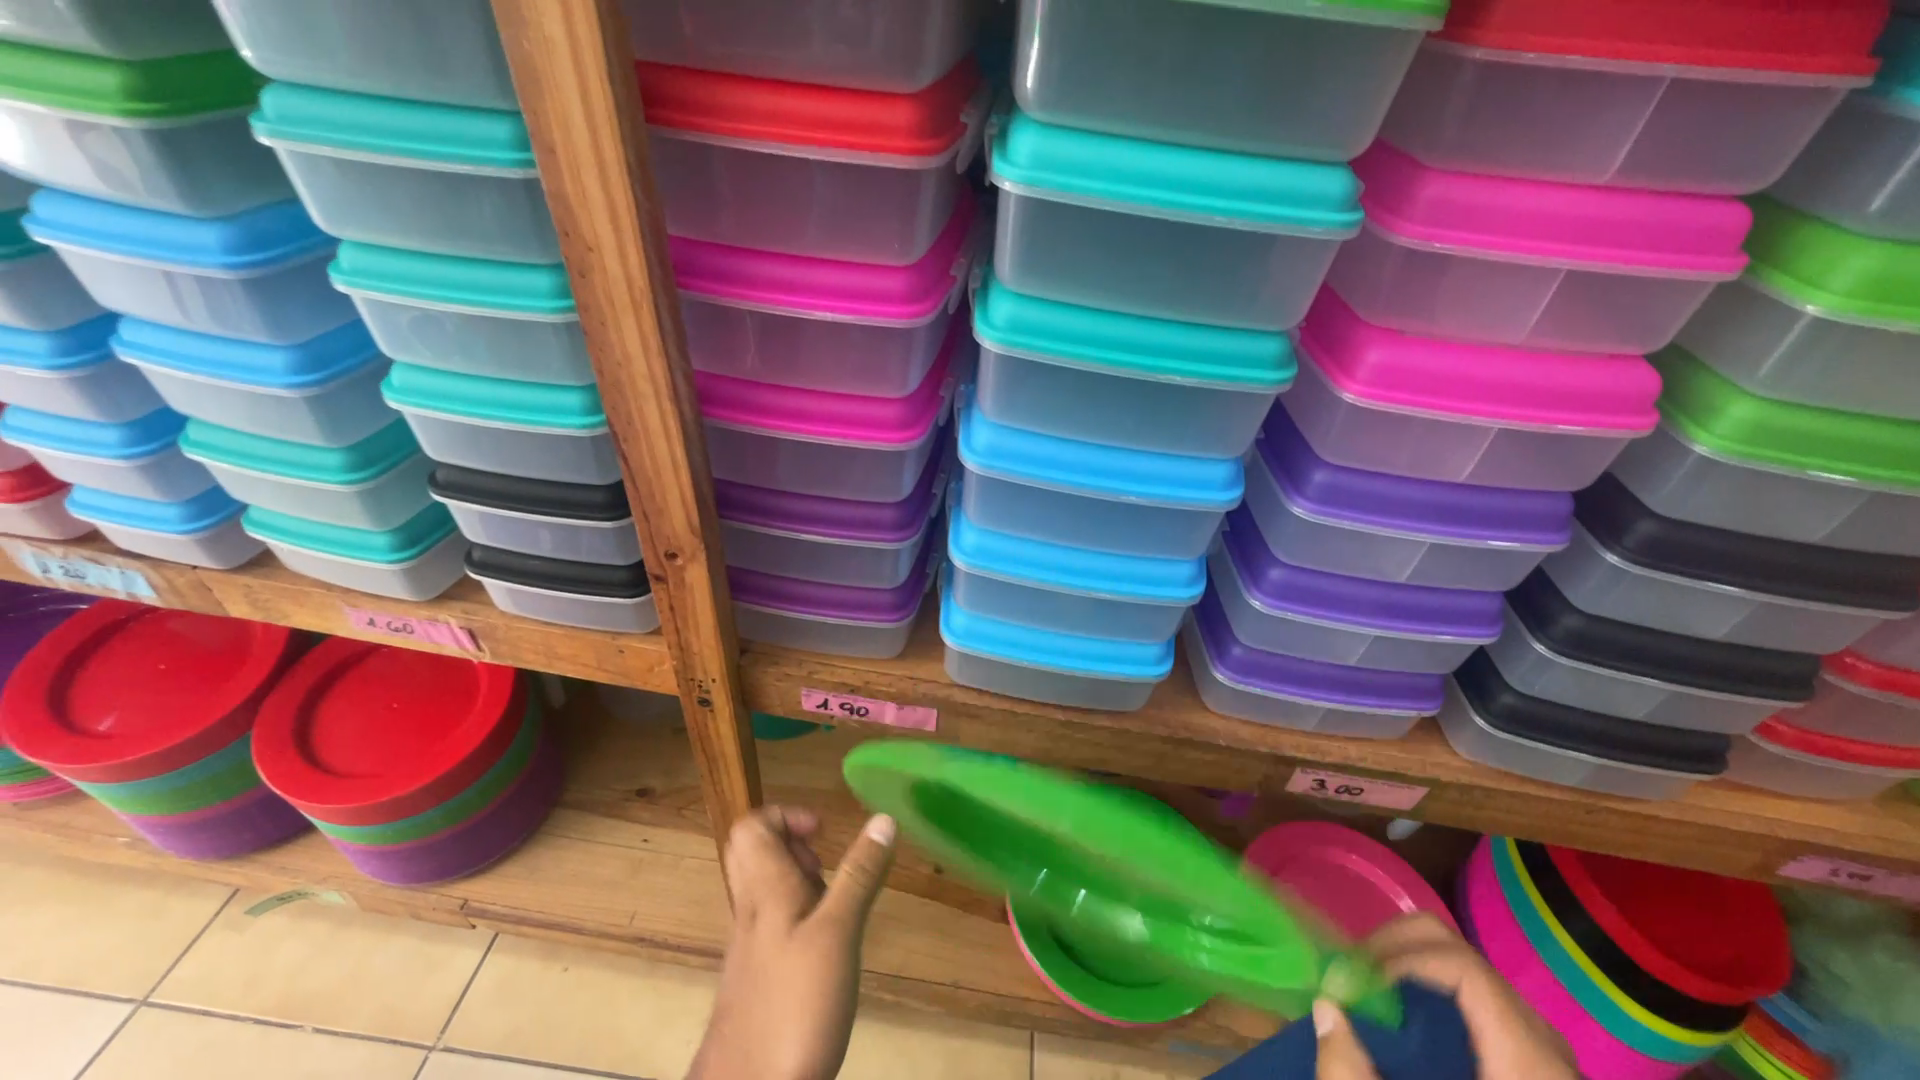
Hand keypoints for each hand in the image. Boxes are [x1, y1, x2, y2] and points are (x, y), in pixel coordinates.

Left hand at [686, 807, 897, 1079]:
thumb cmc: (796, 1003)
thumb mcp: (838, 933)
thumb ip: (859, 876)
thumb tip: (883, 818)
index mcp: (765, 890)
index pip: (751, 827)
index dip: (785, 817)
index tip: (824, 834)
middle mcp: (750, 910)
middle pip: (754, 854)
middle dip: (793, 846)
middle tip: (826, 864)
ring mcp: (750, 946)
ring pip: (765, 889)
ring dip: (800, 882)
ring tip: (836, 903)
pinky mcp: (757, 977)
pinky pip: (773, 924)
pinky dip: (800, 918)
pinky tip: (828, 947)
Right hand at [1314, 914, 1579, 1079]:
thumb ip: (1357, 1076)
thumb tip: (1326, 1007)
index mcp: (1526, 1062)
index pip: (1463, 968)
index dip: (1400, 959)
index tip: (1351, 987)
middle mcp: (1540, 1044)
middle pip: (1462, 956)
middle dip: (1393, 953)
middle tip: (1347, 980)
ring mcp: (1536, 1051)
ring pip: (1465, 974)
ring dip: (1404, 971)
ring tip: (1362, 998)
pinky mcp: (1524, 1064)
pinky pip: (1471, 1003)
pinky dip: (1424, 996)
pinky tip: (1393, 1024)